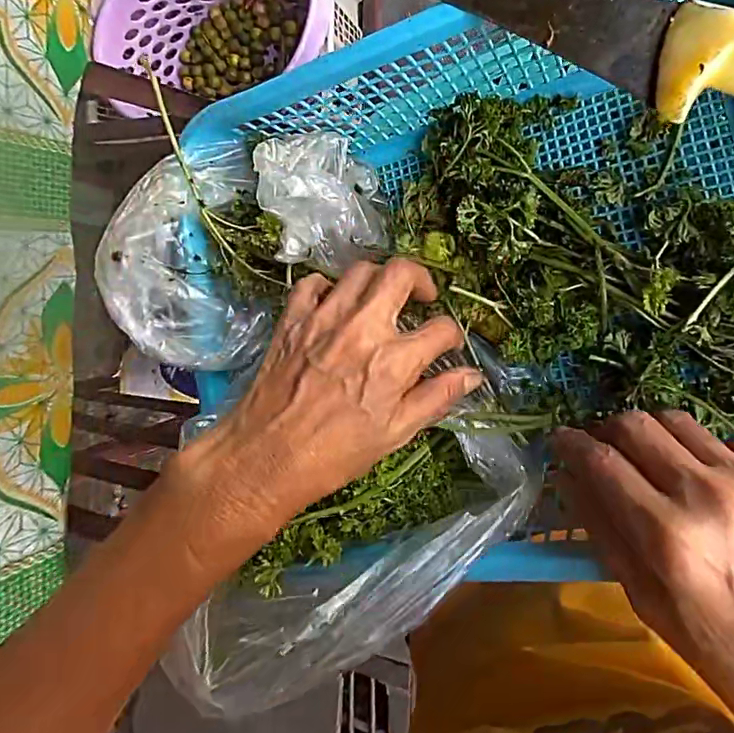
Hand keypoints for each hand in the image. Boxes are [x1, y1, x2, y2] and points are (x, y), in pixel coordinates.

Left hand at [166, 259, 482, 574]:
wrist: (261, 461)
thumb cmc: (335, 453)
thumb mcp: (397, 432)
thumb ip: (438, 397)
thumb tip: (471, 376)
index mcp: (394, 360)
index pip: (442, 328)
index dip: (452, 336)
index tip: (446, 347)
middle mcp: (362, 329)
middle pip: (401, 273)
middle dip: (421, 280)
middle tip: (422, 298)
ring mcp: (324, 320)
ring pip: (360, 270)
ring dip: (379, 281)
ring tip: (381, 301)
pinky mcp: (292, 321)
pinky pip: (313, 284)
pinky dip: (330, 288)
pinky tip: (336, 307)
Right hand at [556, 412, 733, 732]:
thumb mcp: (656, 612)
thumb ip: (611, 539)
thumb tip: (577, 483)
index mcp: (672, 537)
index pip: (604, 462)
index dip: (572, 444)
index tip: (561, 440)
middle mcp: (713, 492)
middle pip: (642, 424)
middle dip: (611, 428)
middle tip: (605, 448)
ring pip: (686, 423)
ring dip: (657, 434)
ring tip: (654, 460)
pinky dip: (708, 456)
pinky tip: (714, 486)